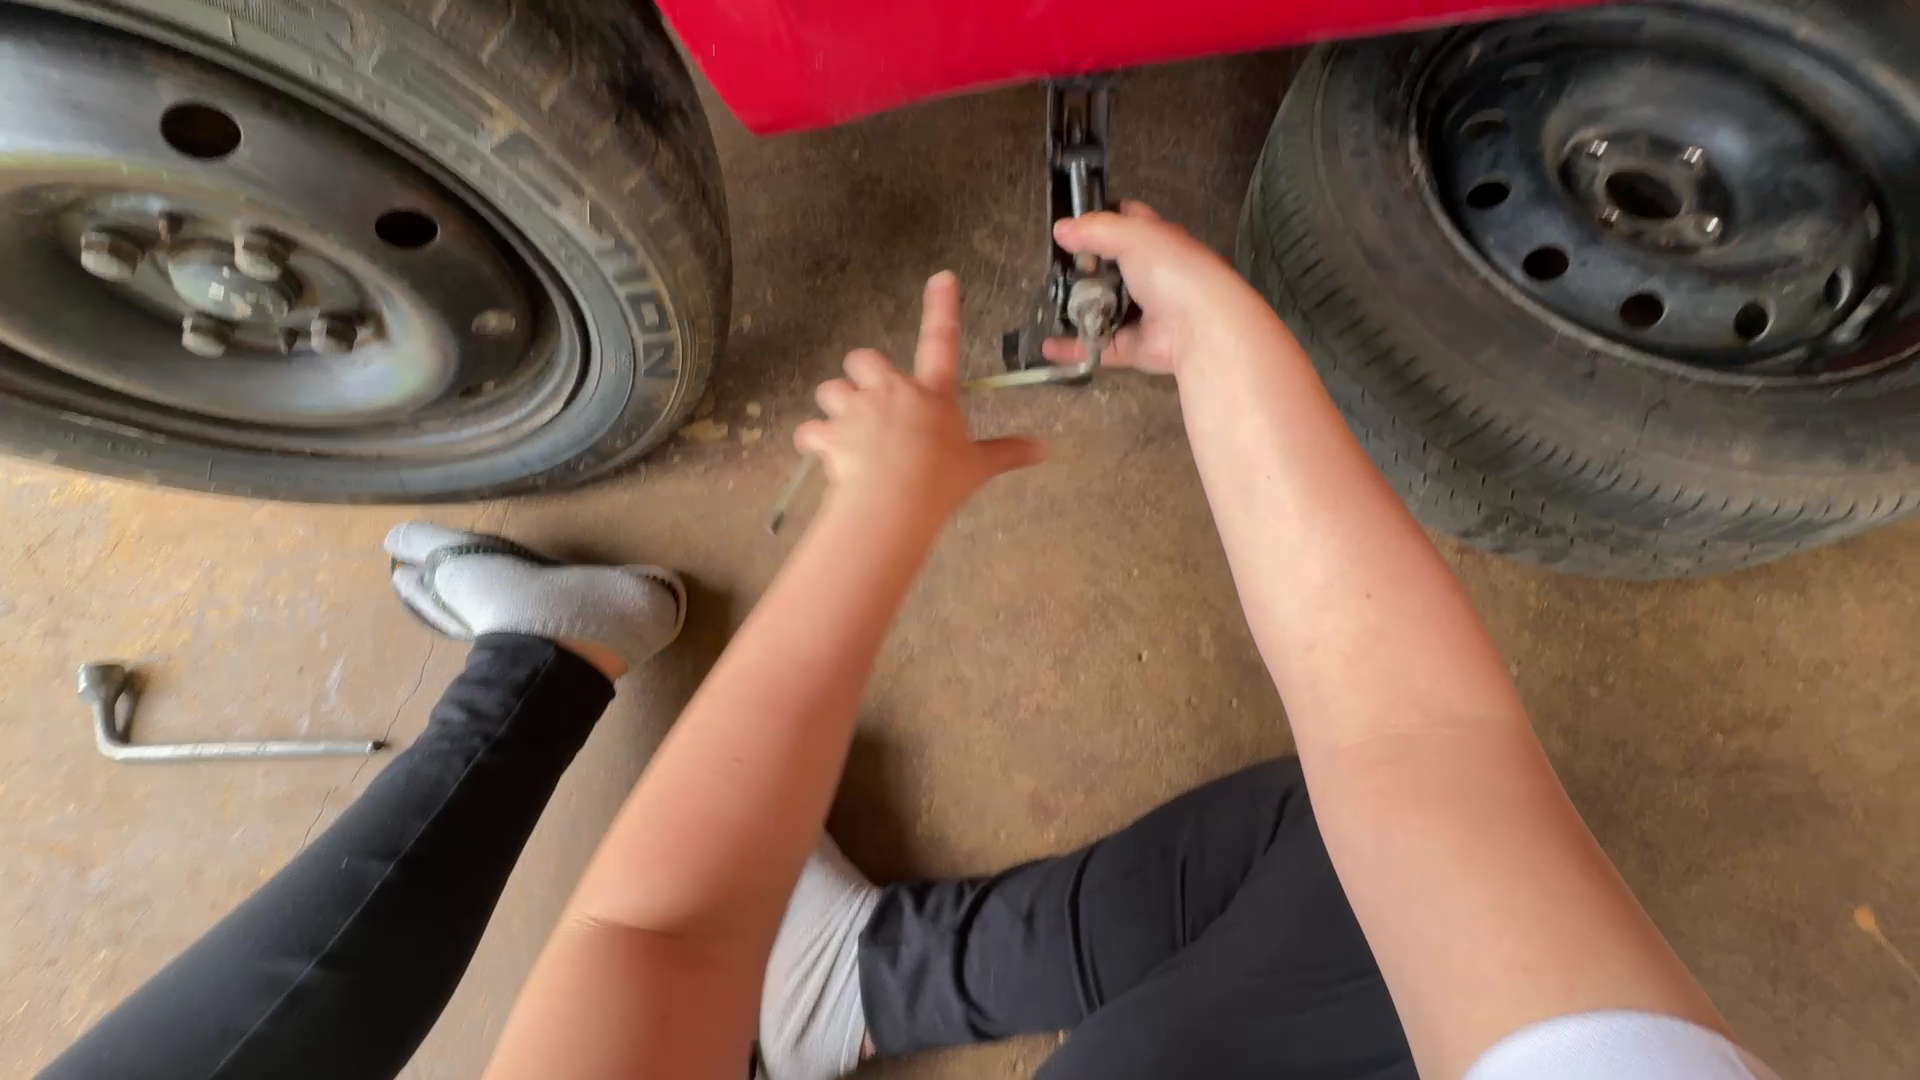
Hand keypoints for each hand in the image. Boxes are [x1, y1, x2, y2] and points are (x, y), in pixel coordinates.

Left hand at [796, 272, 1046, 522]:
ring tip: (844, 429)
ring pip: (830, 389)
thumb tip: (1044, 449)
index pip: (941, 342)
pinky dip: (814, 440)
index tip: (942, 279)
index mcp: (931, 395)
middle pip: (863, 359)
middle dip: (861, 375)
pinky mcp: (830, 433)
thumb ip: (1008, 452)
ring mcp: (857, 410)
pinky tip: (823, 454)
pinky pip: (810, 430)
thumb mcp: (979, 466)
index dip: (942, 307)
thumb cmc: (941, 479)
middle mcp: (891, 392)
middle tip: (869, 398)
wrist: (897, 499)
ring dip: (835, 405)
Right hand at [1042, 201, 1274, 376]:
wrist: (1199, 325)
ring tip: (1045, 304)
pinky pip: (1097, 346)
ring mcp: (1141, 314)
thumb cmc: (1172, 270)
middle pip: (1111, 268)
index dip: (1105, 217)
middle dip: (1084, 267)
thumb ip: (1095, 230)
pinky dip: (1073, 348)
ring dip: (1076, 309)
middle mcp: (1151, 277)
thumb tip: (1060, 229)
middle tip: (1052, 268)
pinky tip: (1047, 346)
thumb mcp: (1133, 235)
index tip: (1075, 223)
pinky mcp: (1133, 346)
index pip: (1130, 222)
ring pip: (1102, 309)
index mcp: (1157, 242)